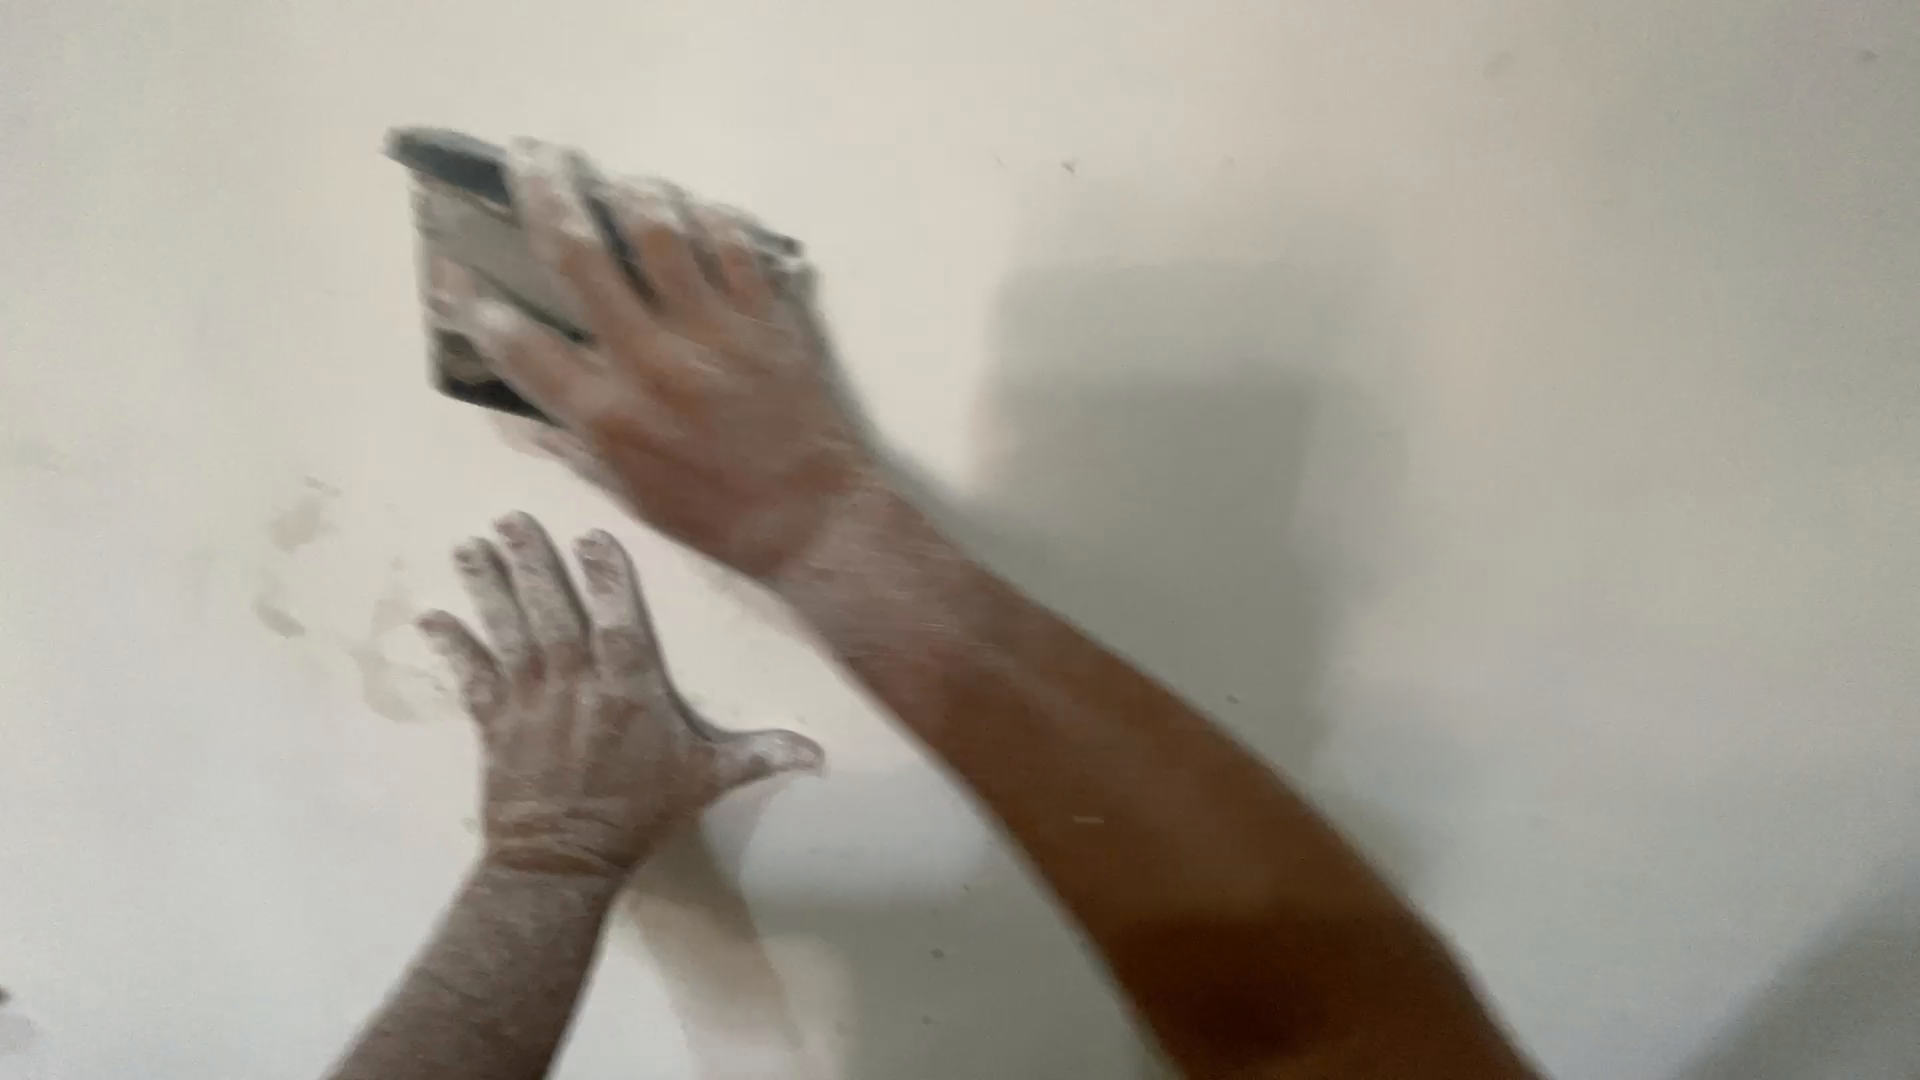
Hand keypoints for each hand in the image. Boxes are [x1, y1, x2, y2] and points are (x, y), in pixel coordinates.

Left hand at [417, 512, 823, 878]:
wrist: (562, 860)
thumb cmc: (641, 810)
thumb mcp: (708, 779)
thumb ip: (760, 756)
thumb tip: (822, 756)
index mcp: (629, 686)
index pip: (619, 618)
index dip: (606, 576)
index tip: (591, 537)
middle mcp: (576, 681)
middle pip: (553, 611)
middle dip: (533, 563)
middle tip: (511, 519)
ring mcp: (530, 700)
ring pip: (508, 632)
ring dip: (489, 588)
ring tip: (470, 547)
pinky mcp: (494, 723)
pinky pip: (470, 677)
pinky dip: (451, 647)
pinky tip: (431, 617)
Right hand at [434, 139, 877, 581]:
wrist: (815, 519)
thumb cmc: (724, 520)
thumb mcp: (638, 500)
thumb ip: (581, 452)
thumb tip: (527, 419)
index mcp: (607, 414)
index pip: (518, 343)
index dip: (476, 302)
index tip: (463, 272)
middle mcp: (651, 360)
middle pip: (581, 254)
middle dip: (545, 191)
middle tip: (535, 156)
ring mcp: (715, 333)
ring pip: (663, 232)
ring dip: (636, 193)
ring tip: (627, 183)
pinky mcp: (770, 321)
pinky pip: (740, 249)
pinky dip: (719, 221)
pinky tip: (707, 215)